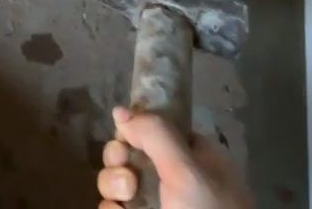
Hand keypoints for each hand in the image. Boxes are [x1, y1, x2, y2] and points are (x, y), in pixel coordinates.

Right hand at [98, 107, 250, 208]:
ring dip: (112, 181)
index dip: (138, 125)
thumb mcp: (187, 172)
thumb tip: (120, 112)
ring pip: (119, 179)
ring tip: (124, 195)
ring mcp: (159, 207)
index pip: (161, 127)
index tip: (125, 131)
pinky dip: (111, 208)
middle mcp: (178, 181)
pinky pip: (114, 207)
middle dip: (119, 155)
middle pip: (132, 151)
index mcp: (200, 161)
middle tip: (123, 165)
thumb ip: (154, 133)